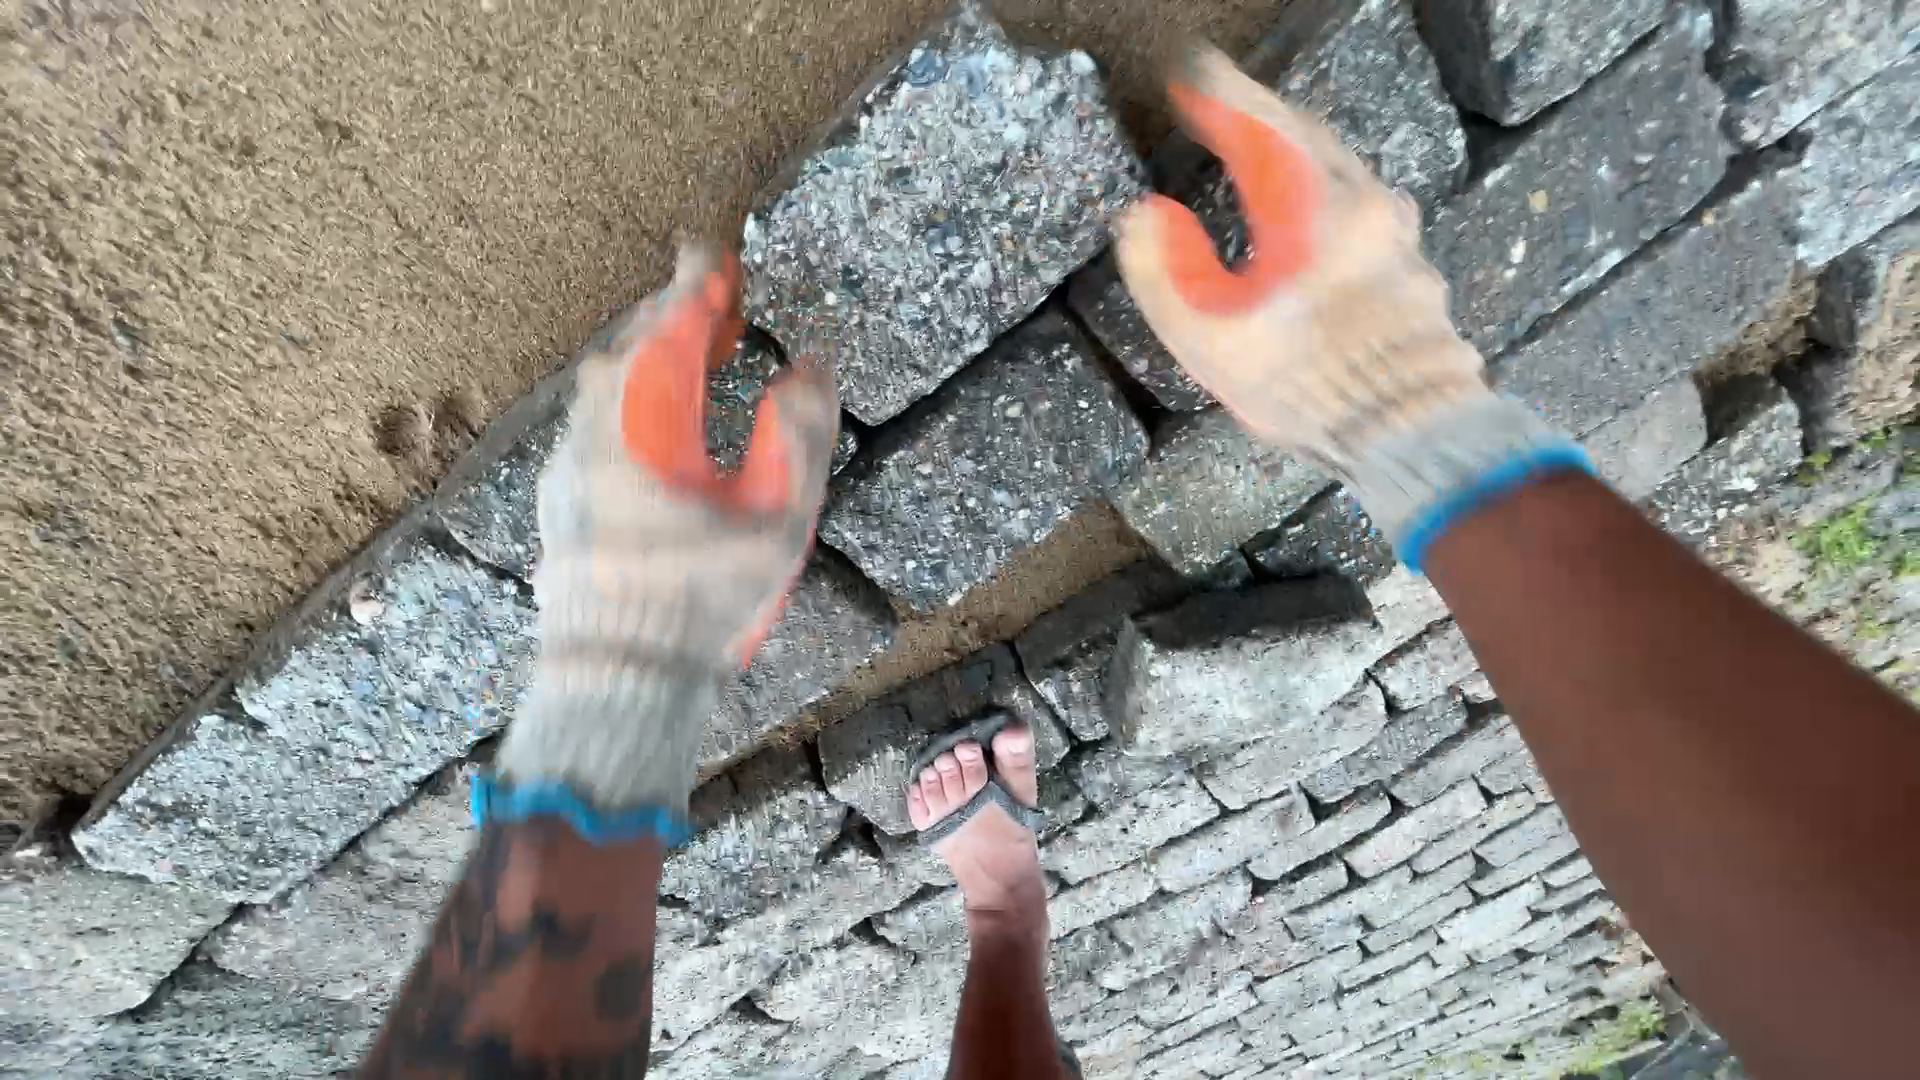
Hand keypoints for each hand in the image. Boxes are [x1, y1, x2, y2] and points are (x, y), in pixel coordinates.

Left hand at [495, 243, 839, 815]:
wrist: (621, 672)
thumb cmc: (705, 599)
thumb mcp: (778, 522)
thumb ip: (797, 436)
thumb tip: (810, 370)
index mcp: (648, 430)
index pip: (671, 332)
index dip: (696, 287)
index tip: (714, 254)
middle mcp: (596, 436)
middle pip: (629, 348)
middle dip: (671, 315)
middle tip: (712, 303)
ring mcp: (569, 467)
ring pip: (602, 384)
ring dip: (647, 355)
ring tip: (691, 352)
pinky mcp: (562, 497)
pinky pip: (590, 419)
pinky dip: (626, 395)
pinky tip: (652, 416)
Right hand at [1115, 47, 1579, 566]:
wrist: (1402, 431)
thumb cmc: (1300, 384)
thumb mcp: (1207, 340)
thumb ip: (1164, 274)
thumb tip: (1141, 220)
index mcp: (1312, 213)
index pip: (1262, 129)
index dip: (1223, 96)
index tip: (1193, 72)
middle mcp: (1368, 207)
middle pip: (1311, 141)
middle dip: (1265, 121)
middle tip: (1230, 111)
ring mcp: (1400, 238)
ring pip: (1343, 179)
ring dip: (1299, 165)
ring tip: (1266, 167)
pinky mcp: (1414, 272)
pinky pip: (1364, 217)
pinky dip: (1328, 209)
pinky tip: (1312, 234)